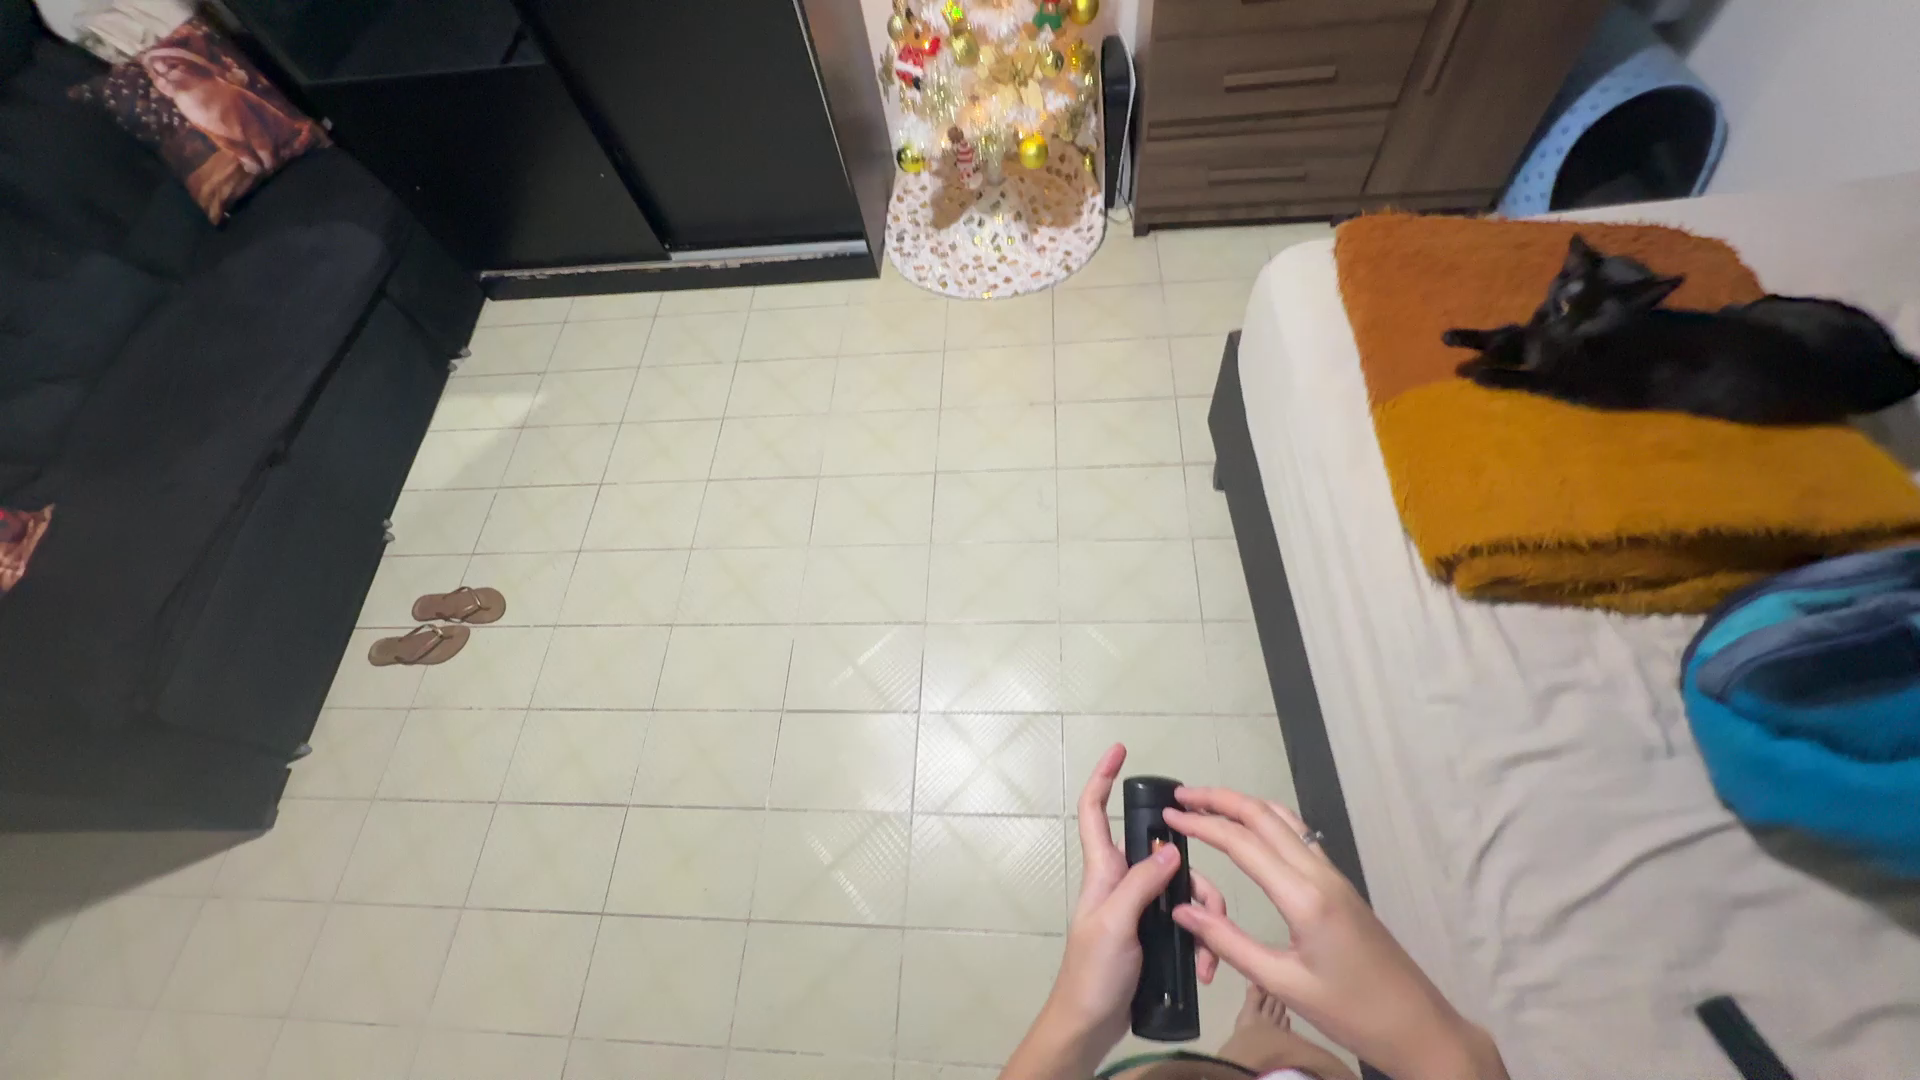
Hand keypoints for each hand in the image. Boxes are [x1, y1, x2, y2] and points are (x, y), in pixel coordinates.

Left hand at [1000, 744, 1227, 1079]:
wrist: (1091, 1025)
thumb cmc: (1092, 973)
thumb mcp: (1115, 924)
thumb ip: (1140, 884)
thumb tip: (1171, 849)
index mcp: (1103, 871)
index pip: (1095, 811)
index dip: (1102, 777)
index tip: (1118, 750)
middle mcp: (1121, 881)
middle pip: (1162, 854)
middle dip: (1192, 875)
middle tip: (1205, 906)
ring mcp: (1138, 907)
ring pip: (1182, 889)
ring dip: (1203, 918)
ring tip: (1208, 953)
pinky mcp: (1153, 933)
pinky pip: (1186, 922)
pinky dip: (1201, 941)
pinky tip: (1205, 967)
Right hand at [1165, 788, 1507, 1079]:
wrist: (1422, 1029)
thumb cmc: (1352, 1013)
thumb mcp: (1283, 985)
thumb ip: (1228, 942)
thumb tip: (1182, 909)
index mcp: (1303, 896)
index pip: (1241, 842)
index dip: (1201, 824)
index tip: (1169, 814)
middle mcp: (1318, 873)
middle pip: (1262, 816)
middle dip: (1218, 799)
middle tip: (1180, 795)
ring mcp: (1332, 874)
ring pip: (1282, 819)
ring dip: (1242, 804)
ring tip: (1207, 803)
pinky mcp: (1338, 883)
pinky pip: (1297, 834)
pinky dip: (1265, 818)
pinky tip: (1250, 827)